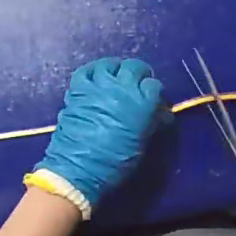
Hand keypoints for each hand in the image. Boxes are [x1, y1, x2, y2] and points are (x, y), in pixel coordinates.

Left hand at [33, 57, 166, 215]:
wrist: (78, 170)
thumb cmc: (114, 163)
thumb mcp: (142, 144)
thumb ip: (150, 122)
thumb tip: (157, 112)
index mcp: (143, 104)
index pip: (154, 86)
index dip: (154, 93)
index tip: (153, 101)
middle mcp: (122, 88)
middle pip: (135, 68)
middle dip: (139, 76)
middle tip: (136, 87)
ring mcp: (98, 86)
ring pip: (111, 65)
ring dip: (116, 70)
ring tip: (116, 79)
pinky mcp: (78, 90)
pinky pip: (86, 71)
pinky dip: (93, 72)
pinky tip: (96, 78)